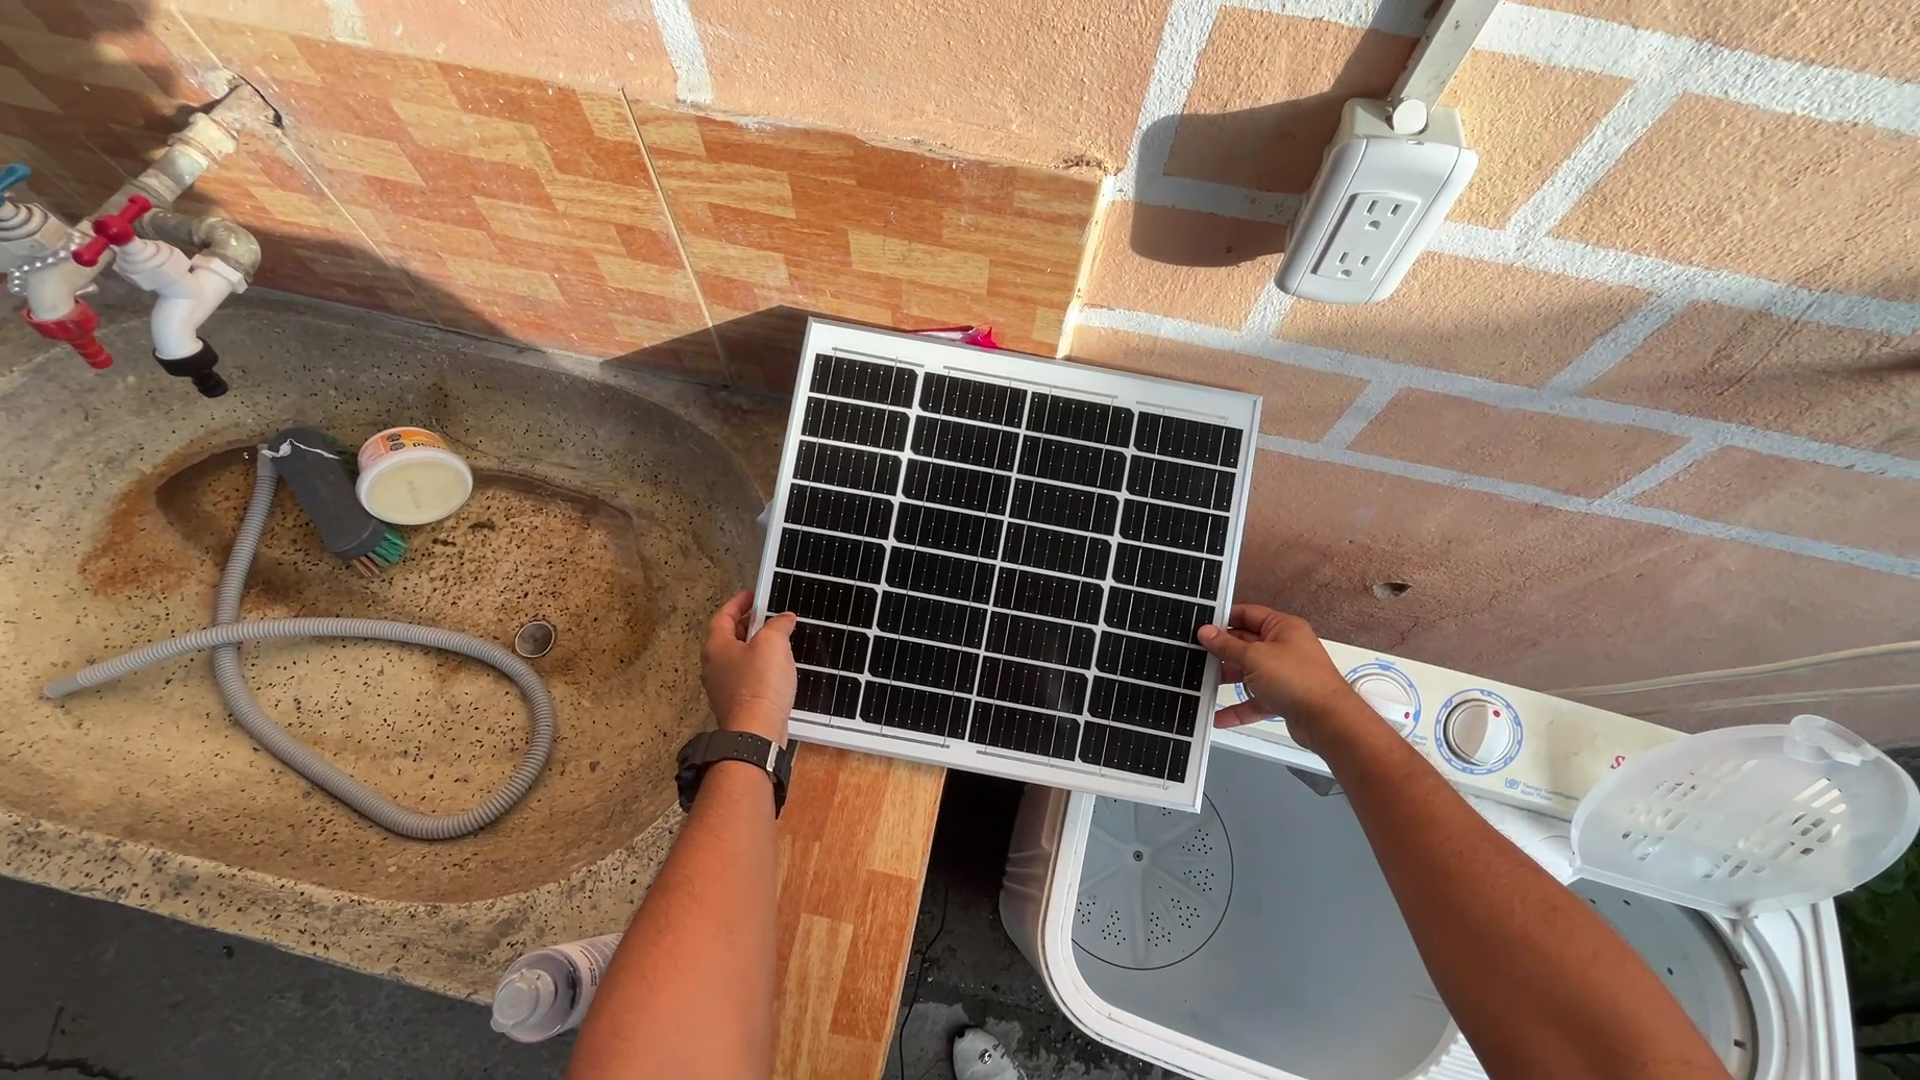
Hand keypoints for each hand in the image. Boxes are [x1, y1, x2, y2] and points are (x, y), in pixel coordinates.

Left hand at [701, 590, 796, 743]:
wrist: (756, 731)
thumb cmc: (760, 685)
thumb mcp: (773, 643)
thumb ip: (778, 624)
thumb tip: (784, 618)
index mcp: (716, 646)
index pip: (724, 616)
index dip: (738, 603)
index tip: (752, 595)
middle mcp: (713, 665)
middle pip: (729, 636)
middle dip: (749, 624)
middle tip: (769, 616)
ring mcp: (722, 687)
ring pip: (738, 658)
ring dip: (756, 647)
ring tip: (778, 641)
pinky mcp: (736, 703)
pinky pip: (746, 677)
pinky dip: (759, 668)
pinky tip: (777, 670)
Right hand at [1197, 605, 1367, 746]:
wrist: (1328, 721)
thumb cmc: (1302, 681)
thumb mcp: (1254, 657)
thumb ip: (1227, 645)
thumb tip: (1207, 632)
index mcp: (1283, 628)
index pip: (1248, 614)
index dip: (1224, 619)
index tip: (1203, 626)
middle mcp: (1285, 648)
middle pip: (1246, 644)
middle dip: (1223, 652)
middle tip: (1199, 655)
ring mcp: (1285, 674)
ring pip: (1249, 673)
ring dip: (1228, 680)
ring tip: (1204, 683)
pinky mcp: (1284, 698)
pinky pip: (1255, 700)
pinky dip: (1239, 708)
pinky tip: (1220, 716)